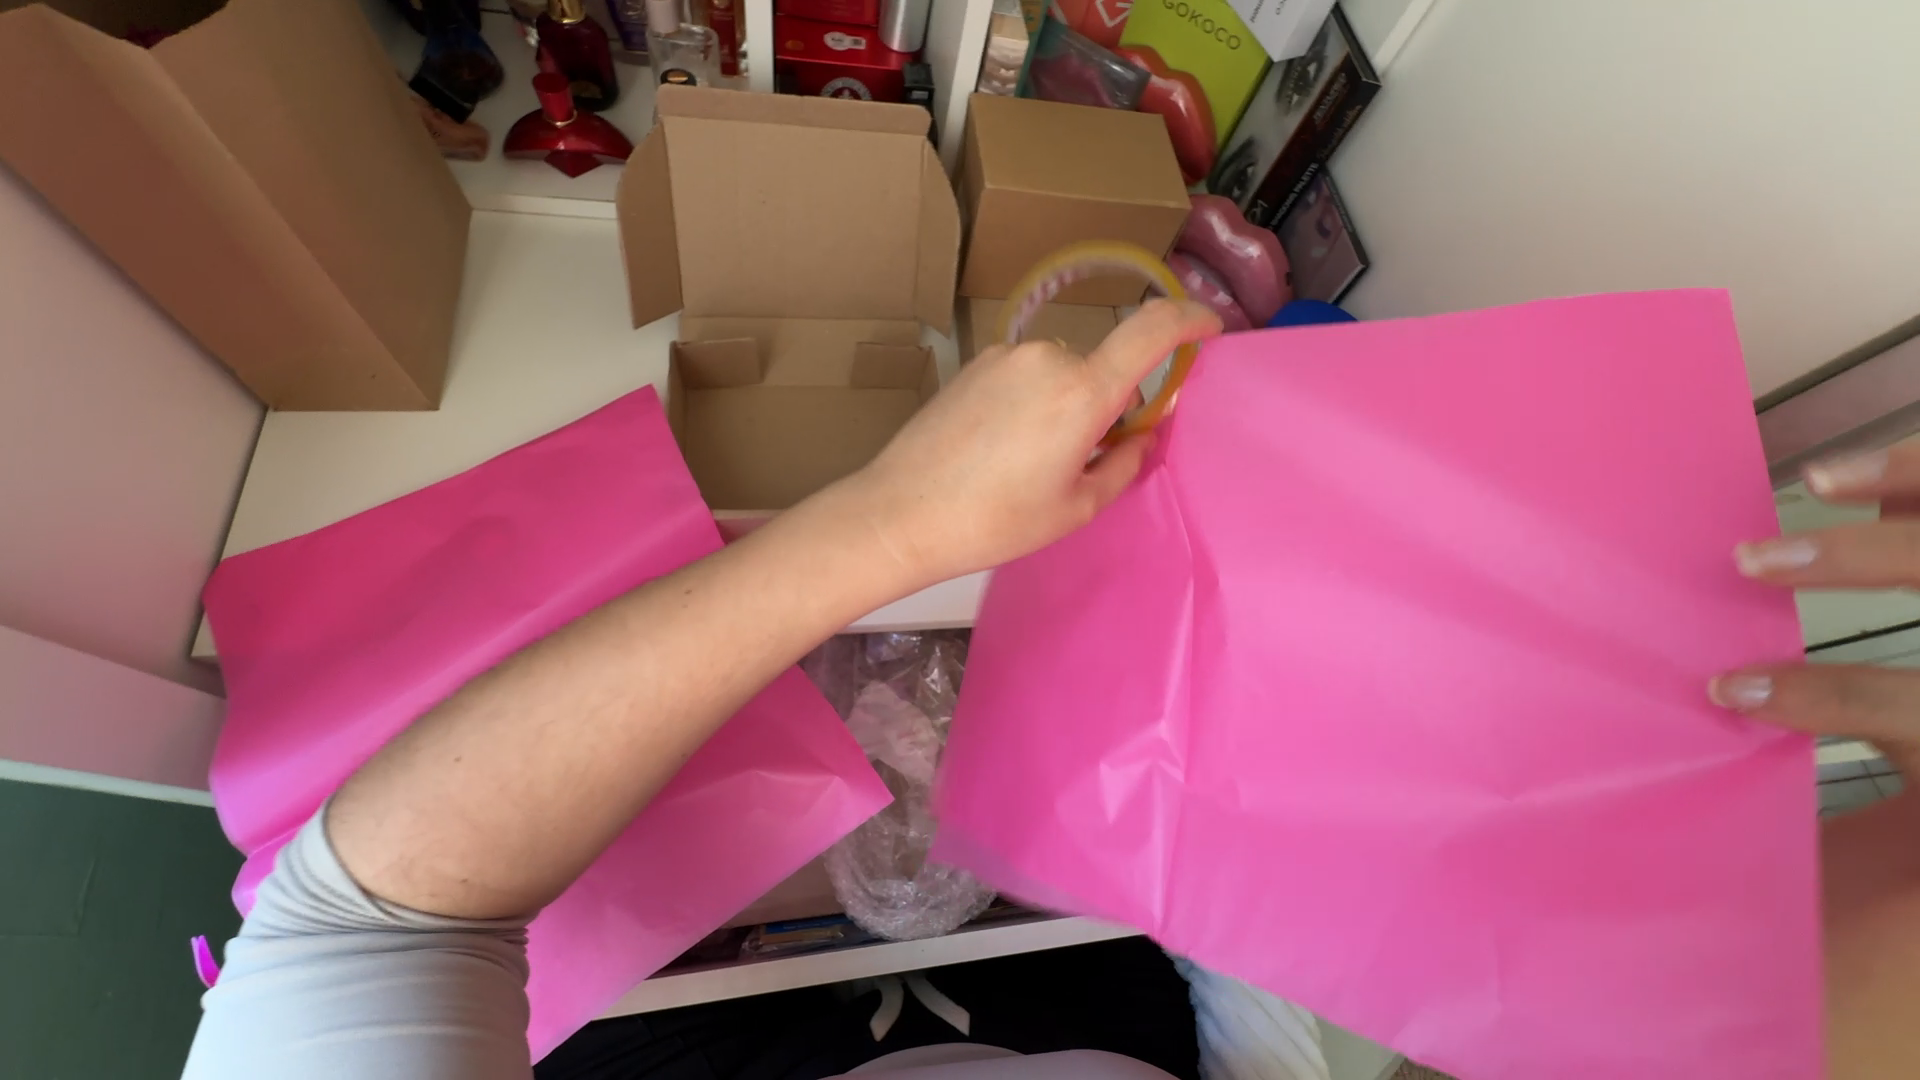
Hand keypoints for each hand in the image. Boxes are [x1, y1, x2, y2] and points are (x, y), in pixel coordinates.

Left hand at [840, 299, 1221, 586]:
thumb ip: (1123, 464)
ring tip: (1027, 462)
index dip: (1190, 320)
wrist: (901, 512)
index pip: (1152, 330)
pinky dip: (1031, 402)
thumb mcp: (1074, 508)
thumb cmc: (994, 522)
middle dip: (1104, 407)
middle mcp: (1046, 357)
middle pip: (1101, 369)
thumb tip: (1142, 435)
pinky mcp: (974, 363)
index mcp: (1081, 392)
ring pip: (1061, 373)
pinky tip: (999, 447)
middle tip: (1078, 461)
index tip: (1209, 328)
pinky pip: (1025, 374)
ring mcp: (1004, 355)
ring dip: (1064, 405)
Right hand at [1711, 442, 1919, 1077]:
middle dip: (1870, 563)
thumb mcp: (1896, 854)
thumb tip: (1698, 797)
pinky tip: (1867, 480)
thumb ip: (1844, 838)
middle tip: (1758, 559)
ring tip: (1829, 483)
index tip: (1724, 688)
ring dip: (1914, 499)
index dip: (1825, 693)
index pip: (1915, 715)